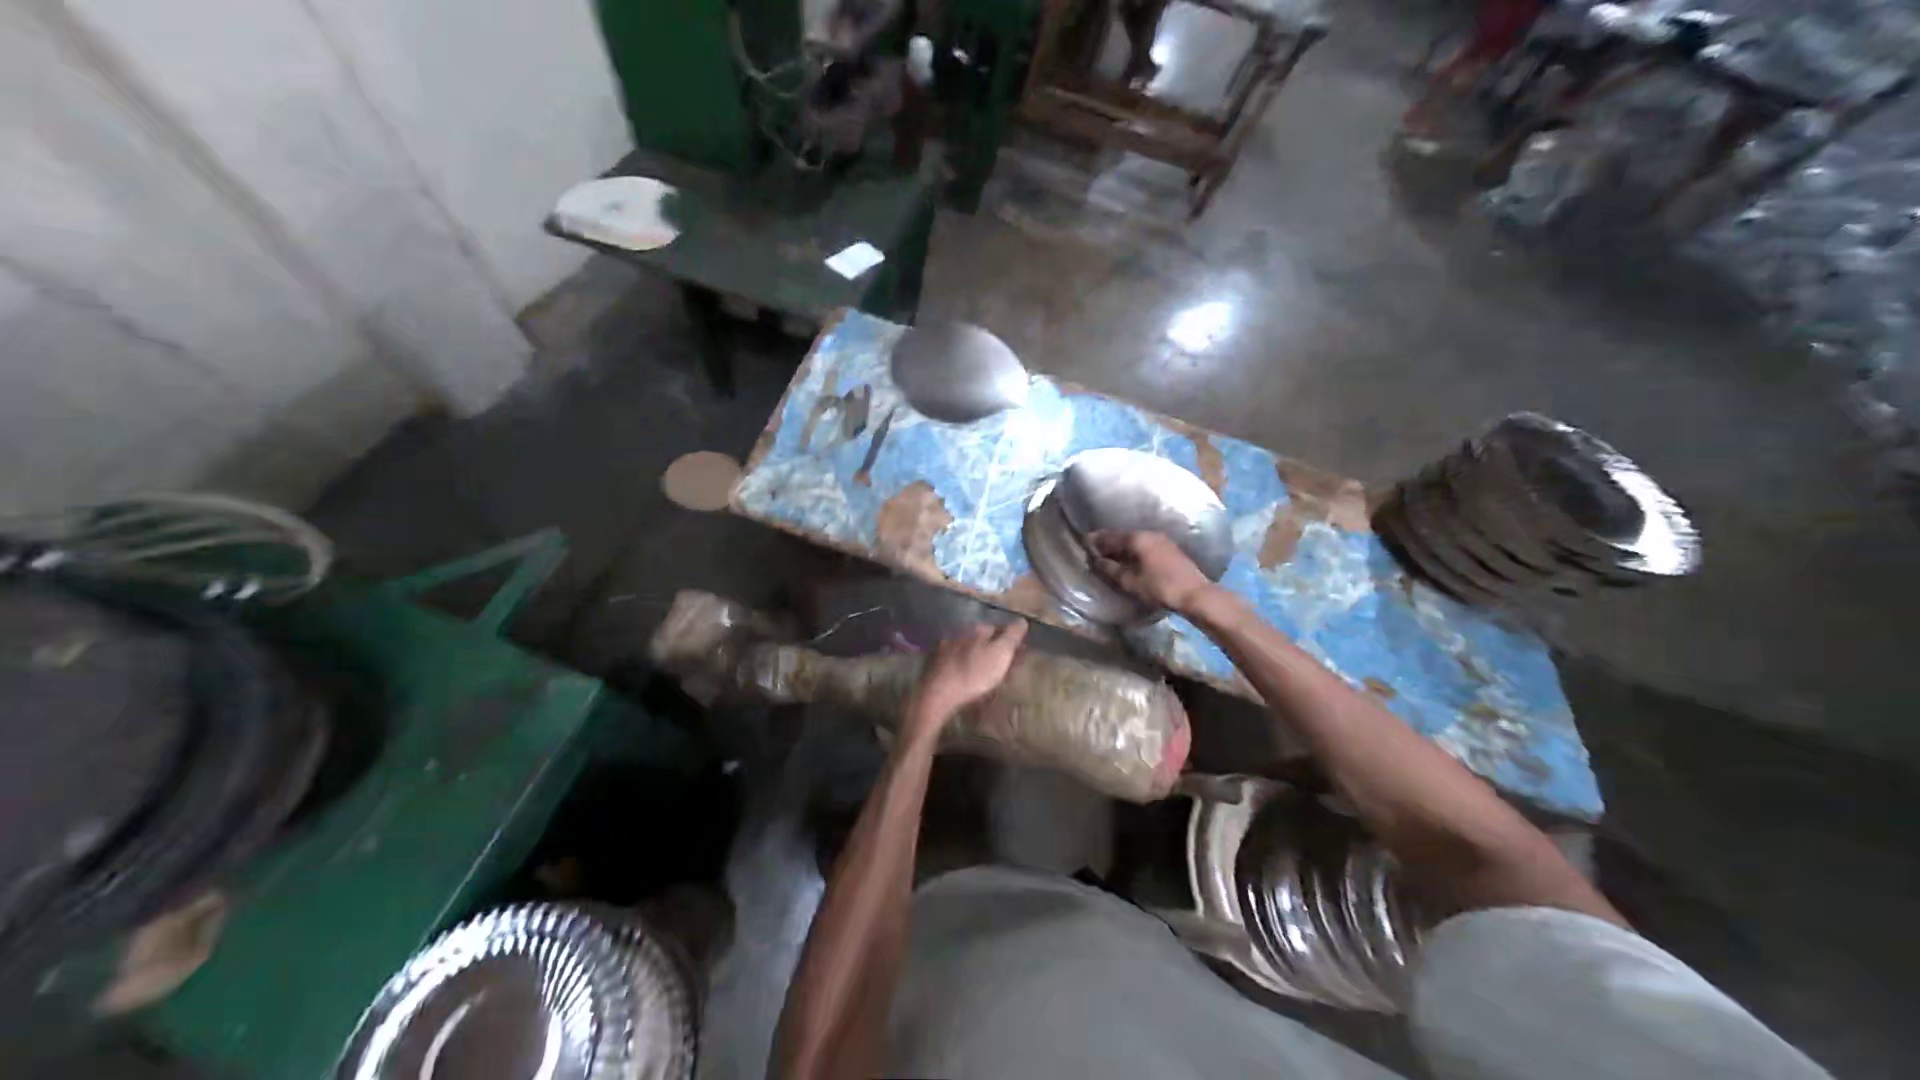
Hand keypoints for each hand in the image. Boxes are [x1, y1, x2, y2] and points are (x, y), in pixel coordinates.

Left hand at [903, 620, 1027, 747]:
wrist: (937, 694)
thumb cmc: (973, 675)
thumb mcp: (1000, 654)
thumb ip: (1011, 636)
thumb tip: (1022, 620)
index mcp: (978, 630)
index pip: (999, 628)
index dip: (1010, 639)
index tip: (1019, 649)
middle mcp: (960, 633)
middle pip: (982, 638)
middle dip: (993, 647)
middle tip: (1004, 661)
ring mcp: (944, 648)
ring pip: (967, 649)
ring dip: (977, 656)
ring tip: (986, 670)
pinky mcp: (933, 664)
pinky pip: (953, 661)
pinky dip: (962, 666)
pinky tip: (964, 675)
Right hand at [1089, 530, 1215, 612]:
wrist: (1194, 594)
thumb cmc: (1159, 587)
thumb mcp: (1130, 581)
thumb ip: (1110, 570)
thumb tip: (1096, 561)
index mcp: (1137, 538)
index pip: (1110, 536)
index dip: (1096, 540)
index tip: (1085, 543)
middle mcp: (1149, 534)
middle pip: (1124, 536)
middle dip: (1109, 543)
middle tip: (1096, 551)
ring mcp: (1162, 540)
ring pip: (1136, 541)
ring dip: (1123, 548)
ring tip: (1111, 557)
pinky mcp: (1170, 549)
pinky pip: (1146, 546)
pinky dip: (1135, 551)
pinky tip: (1131, 560)